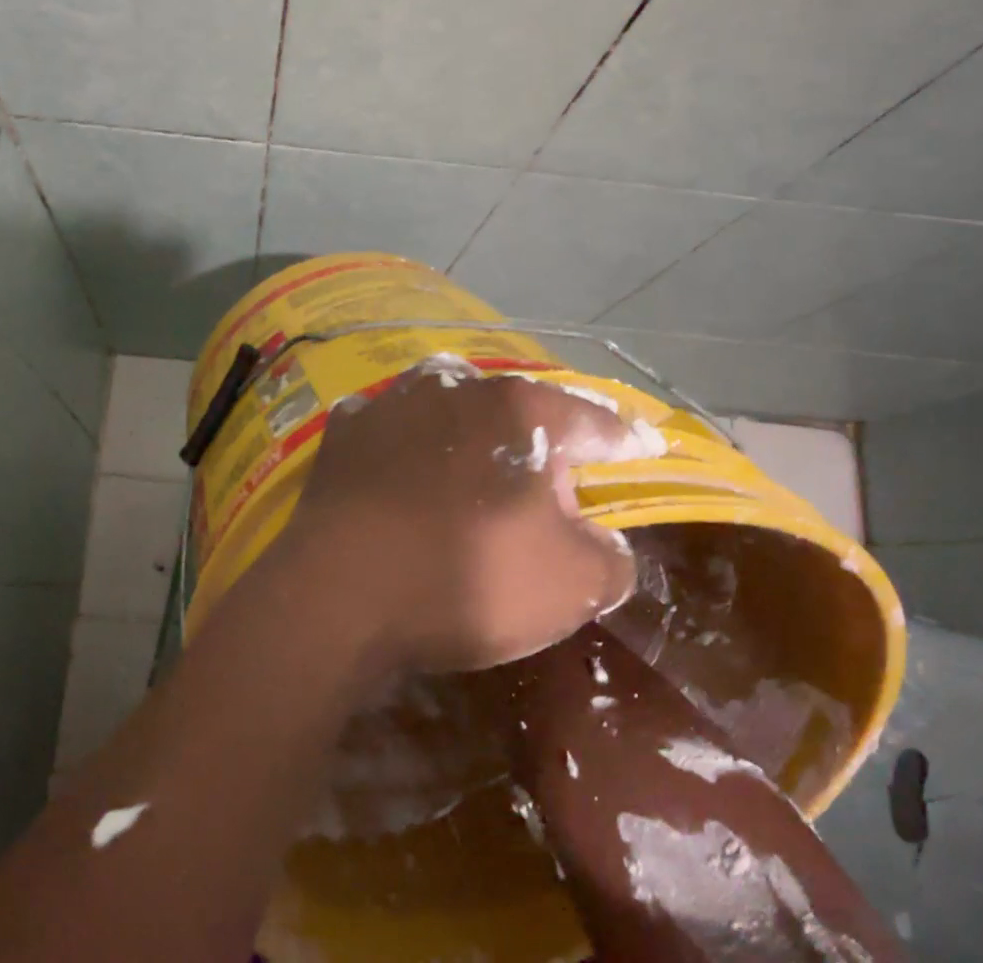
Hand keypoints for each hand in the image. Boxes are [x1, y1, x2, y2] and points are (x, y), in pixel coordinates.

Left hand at [274, 358, 642, 674]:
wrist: (340, 593)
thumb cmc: (469, 579)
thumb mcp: (574, 583)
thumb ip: (610, 554)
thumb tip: (599, 540)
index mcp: (520, 410)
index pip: (591, 420)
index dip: (623, 439)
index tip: (643, 446)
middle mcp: (453, 389)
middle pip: (511, 404)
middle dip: (535, 432)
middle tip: (546, 469)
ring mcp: (388, 406)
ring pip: (441, 404)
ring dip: (461, 426)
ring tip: (469, 456)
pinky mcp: (339, 438)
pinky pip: (384, 432)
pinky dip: (399, 445)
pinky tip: (397, 466)